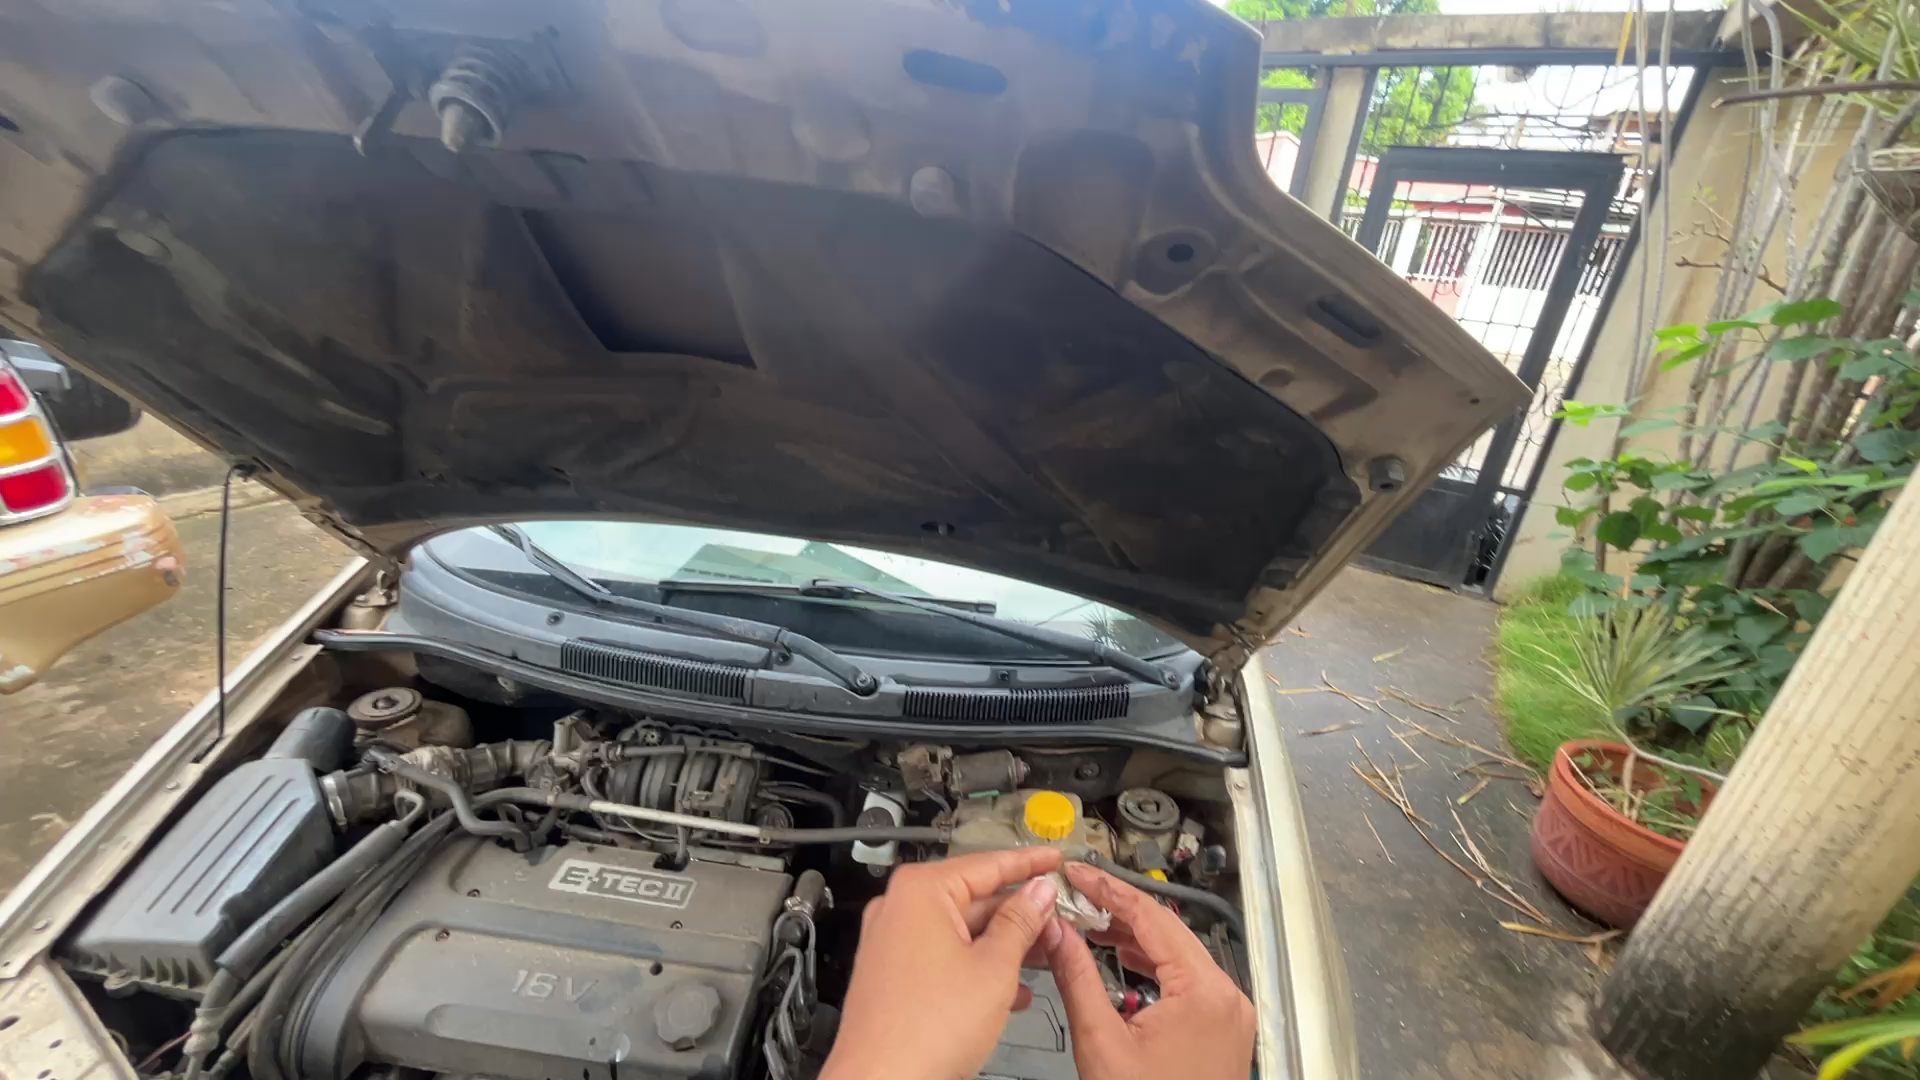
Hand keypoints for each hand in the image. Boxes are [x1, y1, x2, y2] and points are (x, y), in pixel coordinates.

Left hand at [820, 847, 1066, 1079]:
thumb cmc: (928, 1029)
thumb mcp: (993, 969)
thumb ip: (1021, 922)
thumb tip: (1039, 891)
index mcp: (922, 889)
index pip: (988, 864)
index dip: (1028, 863)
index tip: (1053, 858)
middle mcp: (901, 905)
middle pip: (973, 897)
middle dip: (1017, 914)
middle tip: (1055, 919)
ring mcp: (892, 938)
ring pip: (959, 928)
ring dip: (1001, 944)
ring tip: (1040, 958)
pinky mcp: (891, 969)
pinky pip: (941, 952)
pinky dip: (974, 964)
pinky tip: (1008, 990)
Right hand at [1044, 862, 1255, 1079]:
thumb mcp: (1101, 1042)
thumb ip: (1076, 974)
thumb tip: (1054, 926)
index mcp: (1202, 990)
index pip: (1149, 916)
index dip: (1107, 888)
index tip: (1075, 872)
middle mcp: (1226, 992)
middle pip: (1167, 928)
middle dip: (1119, 907)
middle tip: (1077, 894)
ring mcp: (1230, 1010)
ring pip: (1178, 948)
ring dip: (1135, 932)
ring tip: (1092, 921)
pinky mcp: (1225, 1026)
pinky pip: (1187, 974)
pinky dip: (1153, 959)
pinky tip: (1123, 953)